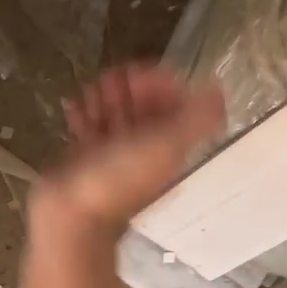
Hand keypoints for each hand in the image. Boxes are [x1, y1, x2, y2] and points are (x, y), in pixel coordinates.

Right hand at [40, 64, 225, 235]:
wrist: (69, 215)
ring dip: (106, 100)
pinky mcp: (80, 162)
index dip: (162, 86)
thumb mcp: (167, 145)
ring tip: (93, 87)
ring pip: (113, 120)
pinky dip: (82, 115)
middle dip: (131, 90)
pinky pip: (85, 132)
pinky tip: (73, 103)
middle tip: (114, 75)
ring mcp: (109, 158)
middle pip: (143, 113)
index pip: (172, 109)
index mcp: (166, 148)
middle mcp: (141, 153)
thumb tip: (217, 88)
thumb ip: (197, 117)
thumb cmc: (117, 178)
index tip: (142, 72)